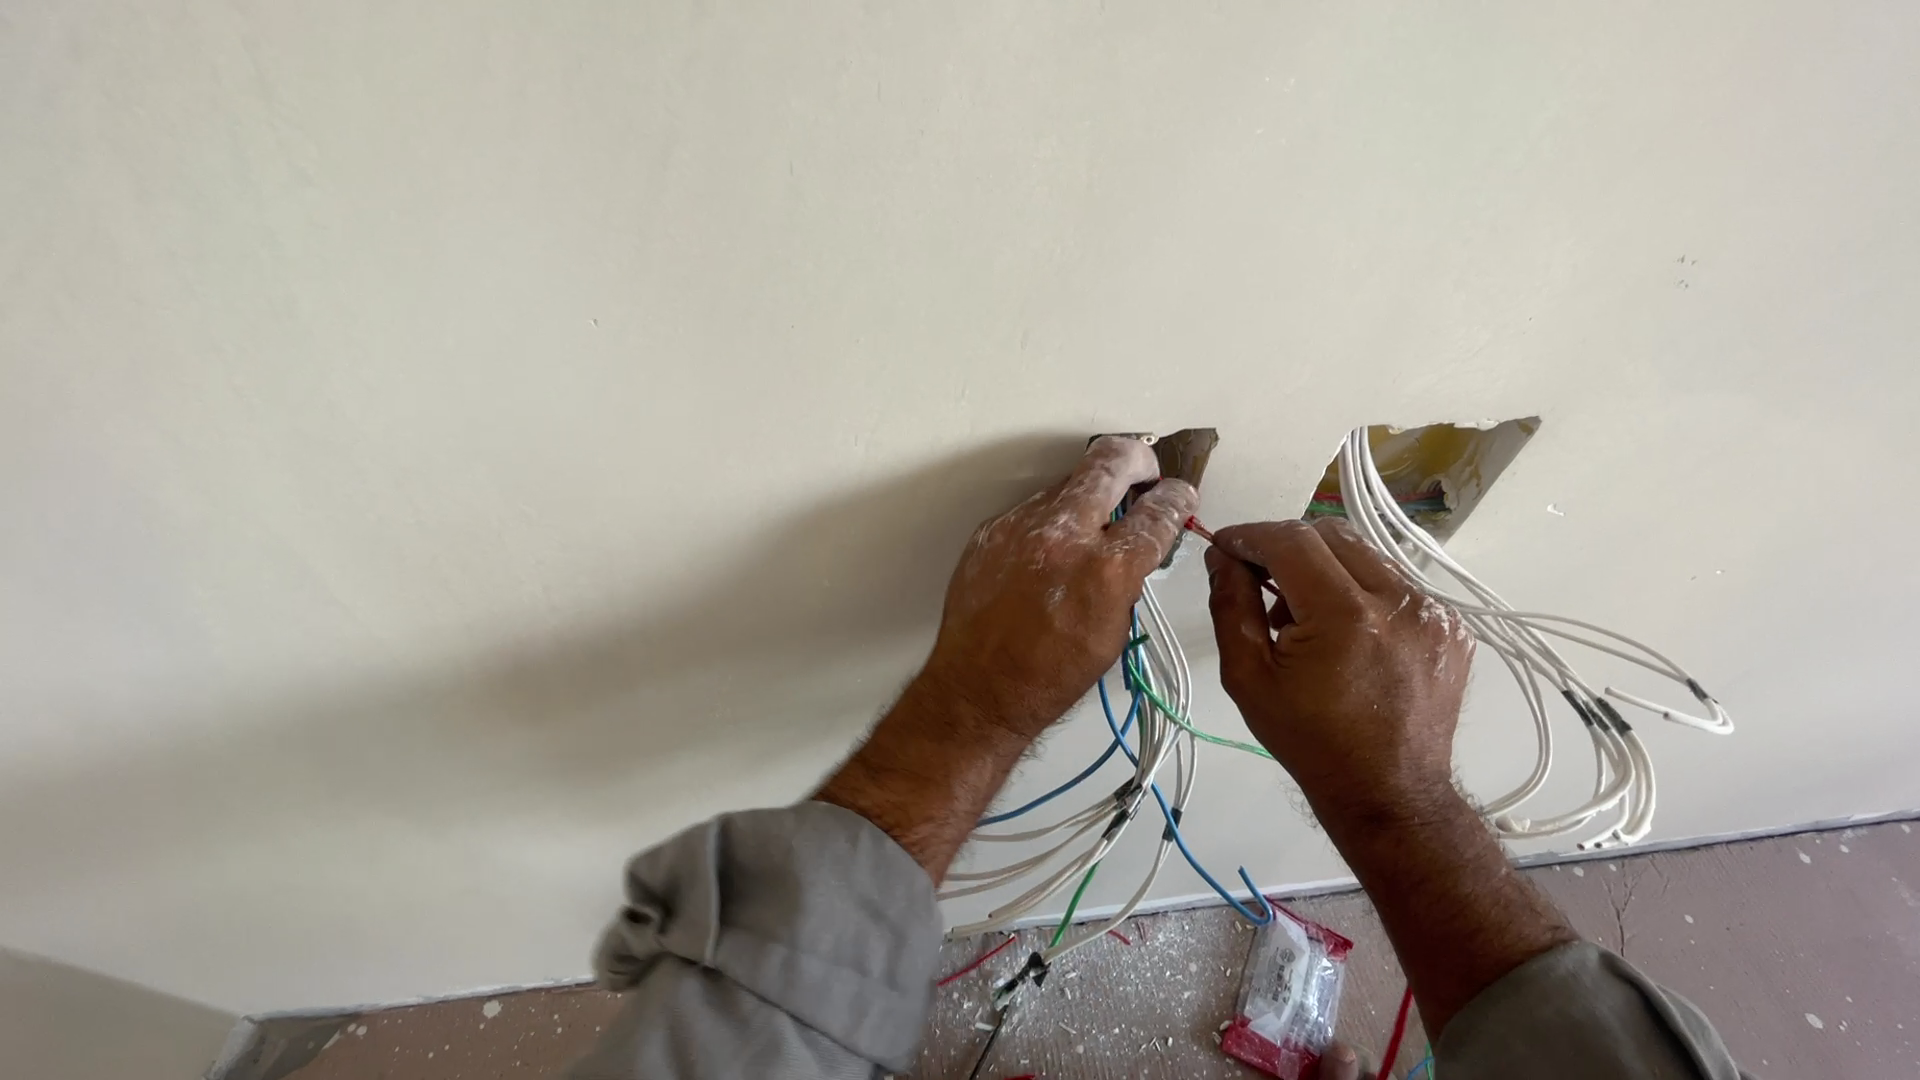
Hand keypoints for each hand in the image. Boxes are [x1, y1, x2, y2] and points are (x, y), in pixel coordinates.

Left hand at [922, 435, 1197, 737]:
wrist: (979, 685)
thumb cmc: (1052, 674)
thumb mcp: (1113, 632)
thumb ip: (1128, 577)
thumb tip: (1137, 544)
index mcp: (1106, 569)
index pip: (1157, 512)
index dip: (1177, 499)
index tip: (1180, 495)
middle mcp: (1064, 536)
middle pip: (1110, 462)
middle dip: (1137, 460)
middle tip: (1143, 474)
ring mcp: (1022, 526)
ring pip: (1068, 482)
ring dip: (1089, 493)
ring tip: (1091, 523)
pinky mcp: (992, 530)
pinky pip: (1033, 508)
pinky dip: (1051, 520)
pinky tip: (1048, 549)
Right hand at [1204, 517, 1471, 823]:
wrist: (1388, 791)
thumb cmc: (1307, 739)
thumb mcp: (1247, 677)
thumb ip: (1230, 606)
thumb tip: (1222, 556)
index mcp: (1345, 616)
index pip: (1292, 541)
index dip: (1251, 535)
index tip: (1225, 545)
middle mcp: (1399, 601)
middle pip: (1331, 534)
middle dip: (1285, 544)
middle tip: (1258, 575)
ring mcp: (1434, 611)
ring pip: (1365, 553)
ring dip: (1323, 565)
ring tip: (1301, 610)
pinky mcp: (1451, 625)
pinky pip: (1393, 581)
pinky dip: (1357, 588)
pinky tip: (1342, 629)